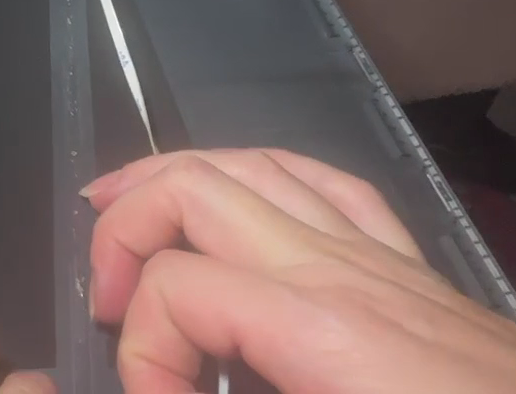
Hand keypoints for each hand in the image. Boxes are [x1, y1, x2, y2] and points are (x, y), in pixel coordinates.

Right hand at [84, 149, 515, 393]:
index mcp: (326, 335)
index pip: (180, 291)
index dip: (138, 351)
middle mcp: (340, 272)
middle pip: (193, 189)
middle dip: (123, 229)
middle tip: (100, 294)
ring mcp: (381, 259)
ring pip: (248, 164)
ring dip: (167, 175)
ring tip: (114, 201)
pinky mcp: (416, 270)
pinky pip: (323, 183)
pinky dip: (258, 172)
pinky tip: (234, 191)